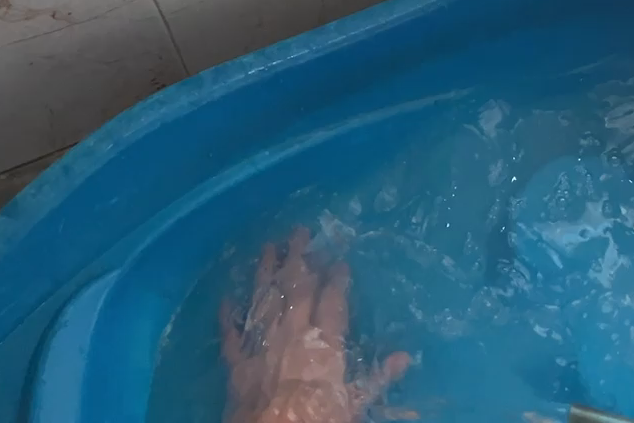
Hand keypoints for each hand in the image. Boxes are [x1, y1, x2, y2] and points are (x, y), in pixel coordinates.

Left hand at [220, 228, 412, 422]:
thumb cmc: (318, 419)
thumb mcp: (355, 403)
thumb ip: (376, 378)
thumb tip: (405, 357)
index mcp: (323, 340)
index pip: (332, 299)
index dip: (336, 277)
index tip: (339, 258)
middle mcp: (292, 332)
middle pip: (296, 287)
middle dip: (300, 256)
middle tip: (301, 230)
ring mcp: (262, 343)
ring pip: (264, 298)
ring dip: (266, 270)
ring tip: (269, 246)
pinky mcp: (237, 362)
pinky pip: (231, 334)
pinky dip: (228, 316)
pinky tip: (227, 298)